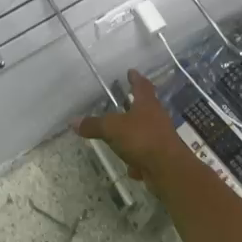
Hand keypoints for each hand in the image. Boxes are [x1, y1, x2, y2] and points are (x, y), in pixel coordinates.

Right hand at [74, 70, 191, 183]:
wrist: (168, 169)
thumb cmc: (141, 139)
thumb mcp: (112, 129)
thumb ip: (93, 125)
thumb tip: (72, 121)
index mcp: (147, 104)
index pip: (142, 85)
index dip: (135, 78)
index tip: (131, 72)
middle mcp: (156, 117)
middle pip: (146, 107)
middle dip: (135, 106)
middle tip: (124, 102)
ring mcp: (161, 137)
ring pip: (146, 132)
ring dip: (135, 135)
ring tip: (122, 138)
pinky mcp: (161, 157)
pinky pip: (146, 155)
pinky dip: (139, 160)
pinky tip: (131, 167)